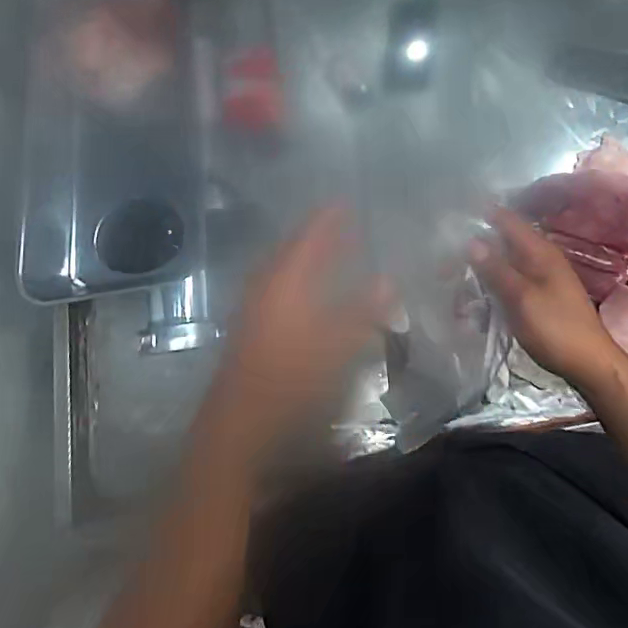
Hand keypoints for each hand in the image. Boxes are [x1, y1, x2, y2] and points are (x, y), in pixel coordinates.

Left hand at [214, 206, 392, 447]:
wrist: (238, 426)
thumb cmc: (291, 381)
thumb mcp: (337, 345)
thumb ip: (364, 310)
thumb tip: (389, 279)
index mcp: (286, 283)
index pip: (309, 239)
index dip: (328, 220)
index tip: (344, 201)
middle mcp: (266, 288)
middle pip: (292, 250)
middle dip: (317, 235)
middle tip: (342, 223)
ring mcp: (254, 309)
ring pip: (283, 269)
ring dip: (307, 257)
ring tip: (332, 251)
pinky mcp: (250, 329)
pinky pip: (278, 287)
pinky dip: (299, 278)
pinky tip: (313, 291)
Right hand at [470, 209, 626, 390]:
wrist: (590, 364)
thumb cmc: (556, 328)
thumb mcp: (521, 298)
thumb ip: (496, 269)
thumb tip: (471, 240)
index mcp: (540, 252)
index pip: (508, 220)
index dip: (482, 216)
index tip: (453, 220)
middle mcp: (541, 259)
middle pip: (501, 246)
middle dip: (473, 255)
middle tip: (444, 271)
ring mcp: (541, 280)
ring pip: (503, 269)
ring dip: (480, 280)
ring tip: (457, 299)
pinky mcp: (540, 300)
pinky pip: (510, 289)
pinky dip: (492, 296)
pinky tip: (477, 316)